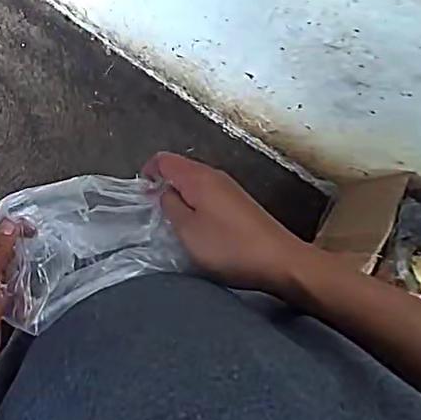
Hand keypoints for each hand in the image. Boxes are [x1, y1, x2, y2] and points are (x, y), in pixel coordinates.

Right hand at [145, 152, 315, 298]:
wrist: (279, 260)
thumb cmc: (228, 246)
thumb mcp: (187, 230)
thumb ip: (169, 206)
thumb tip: (164, 192)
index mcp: (198, 177)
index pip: (164, 159)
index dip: (148, 172)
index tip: (142, 195)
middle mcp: (214, 175)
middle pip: (180, 169)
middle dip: (164, 186)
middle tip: (155, 213)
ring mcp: (230, 188)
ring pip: (195, 183)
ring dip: (181, 197)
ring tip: (175, 224)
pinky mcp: (240, 203)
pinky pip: (209, 195)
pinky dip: (197, 205)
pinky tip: (199, 228)